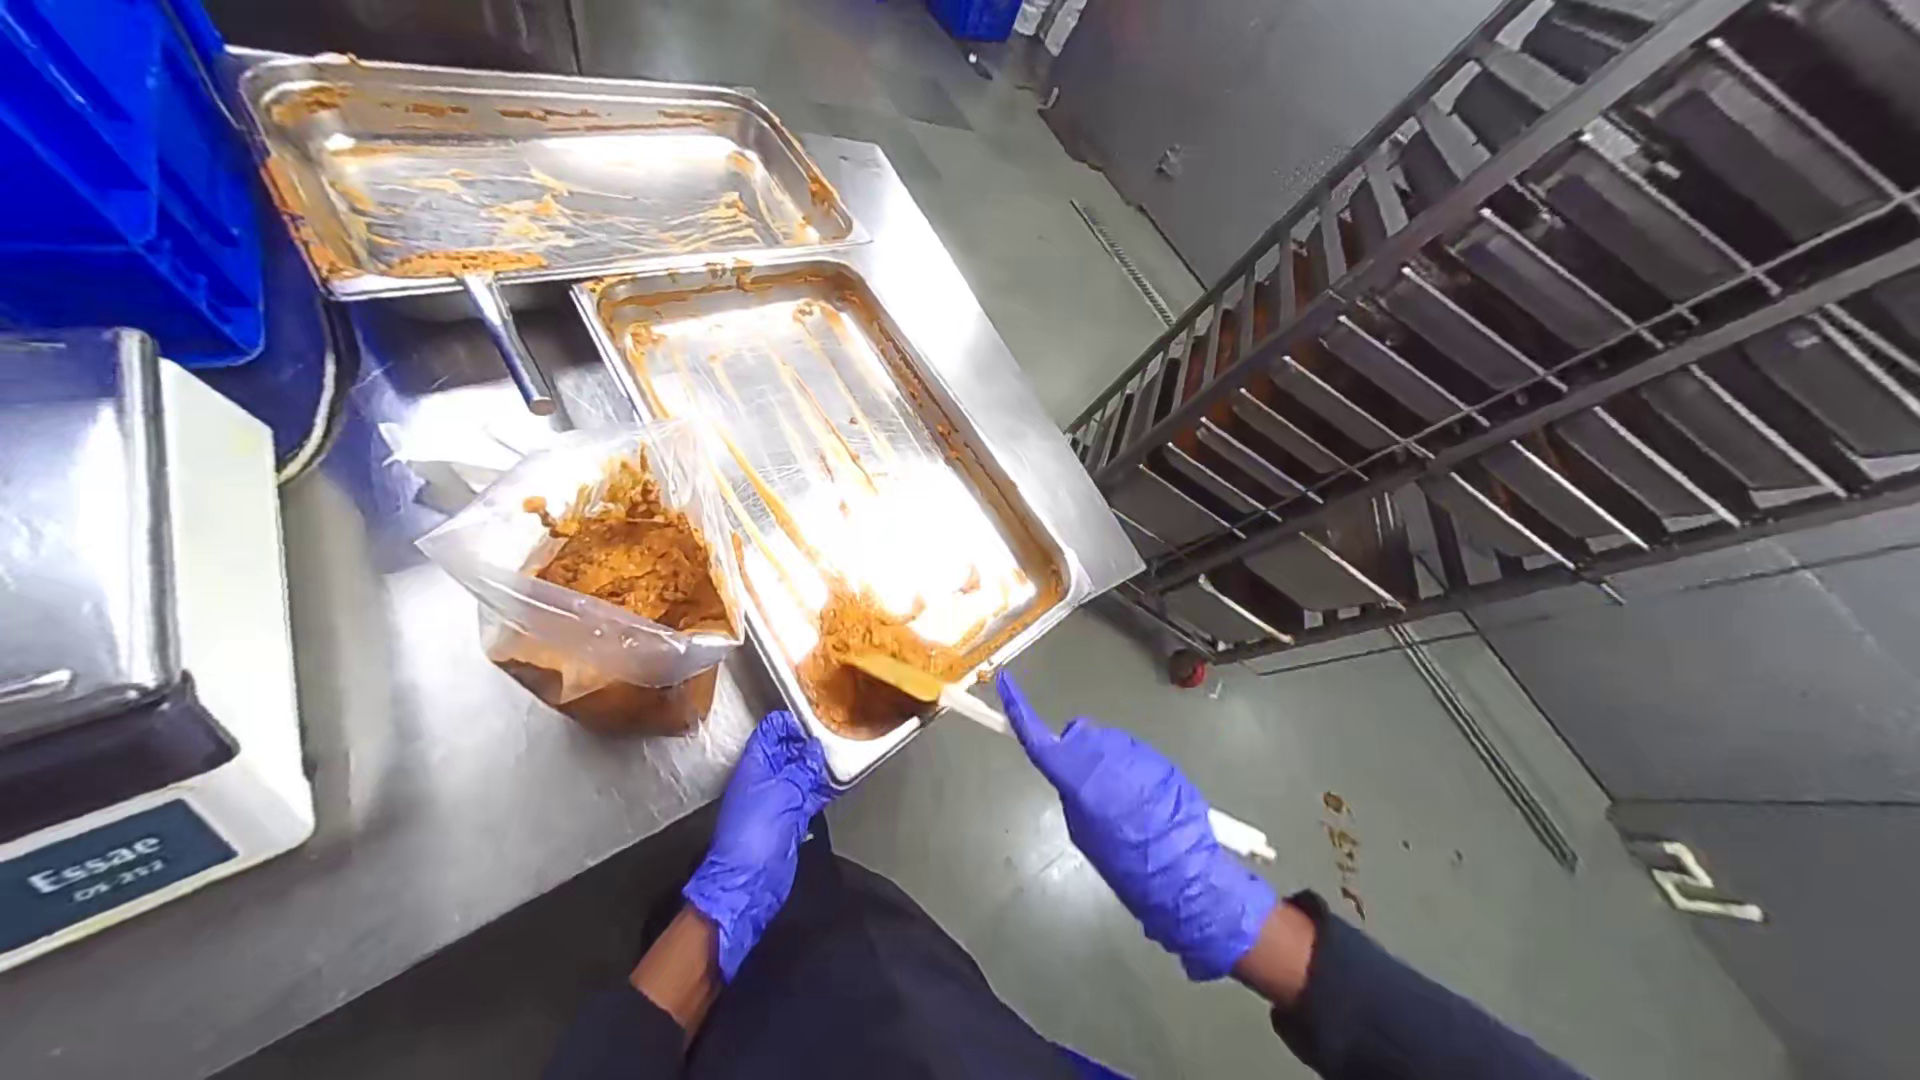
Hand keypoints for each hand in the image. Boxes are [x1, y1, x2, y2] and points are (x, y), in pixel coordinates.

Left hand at [682, 710, 835, 980]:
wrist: (749, 883)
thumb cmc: (756, 834)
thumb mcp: (784, 792)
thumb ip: (802, 768)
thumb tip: (815, 750)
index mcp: (753, 766)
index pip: (770, 732)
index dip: (790, 722)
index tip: (814, 717)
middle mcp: (763, 779)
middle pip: (787, 751)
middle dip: (808, 743)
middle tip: (836, 733)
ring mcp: (776, 800)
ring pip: (800, 773)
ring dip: (819, 766)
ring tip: (843, 755)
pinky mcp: (788, 819)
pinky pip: (808, 796)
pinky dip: (822, 789)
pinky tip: (839, 783)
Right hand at [996, 671, 1275, 979]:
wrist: (1182, 872)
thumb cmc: (1122, 861)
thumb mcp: (1081, 829)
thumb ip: (1072, 789)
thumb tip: (1076, 770)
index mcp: (1075, 773)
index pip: (1037, 735)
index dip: (1017, 707)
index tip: (1005, 680)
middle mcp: (1102, 750)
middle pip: (1081, 733)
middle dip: (1081, 751)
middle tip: (1091, 786)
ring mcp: (1135, 750)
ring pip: (1109, 744)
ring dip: (1109, 762)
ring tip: (1125, 802)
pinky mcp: (1160, 757)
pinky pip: (1135, 756)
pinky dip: (1133, 771)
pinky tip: (1146, 801)